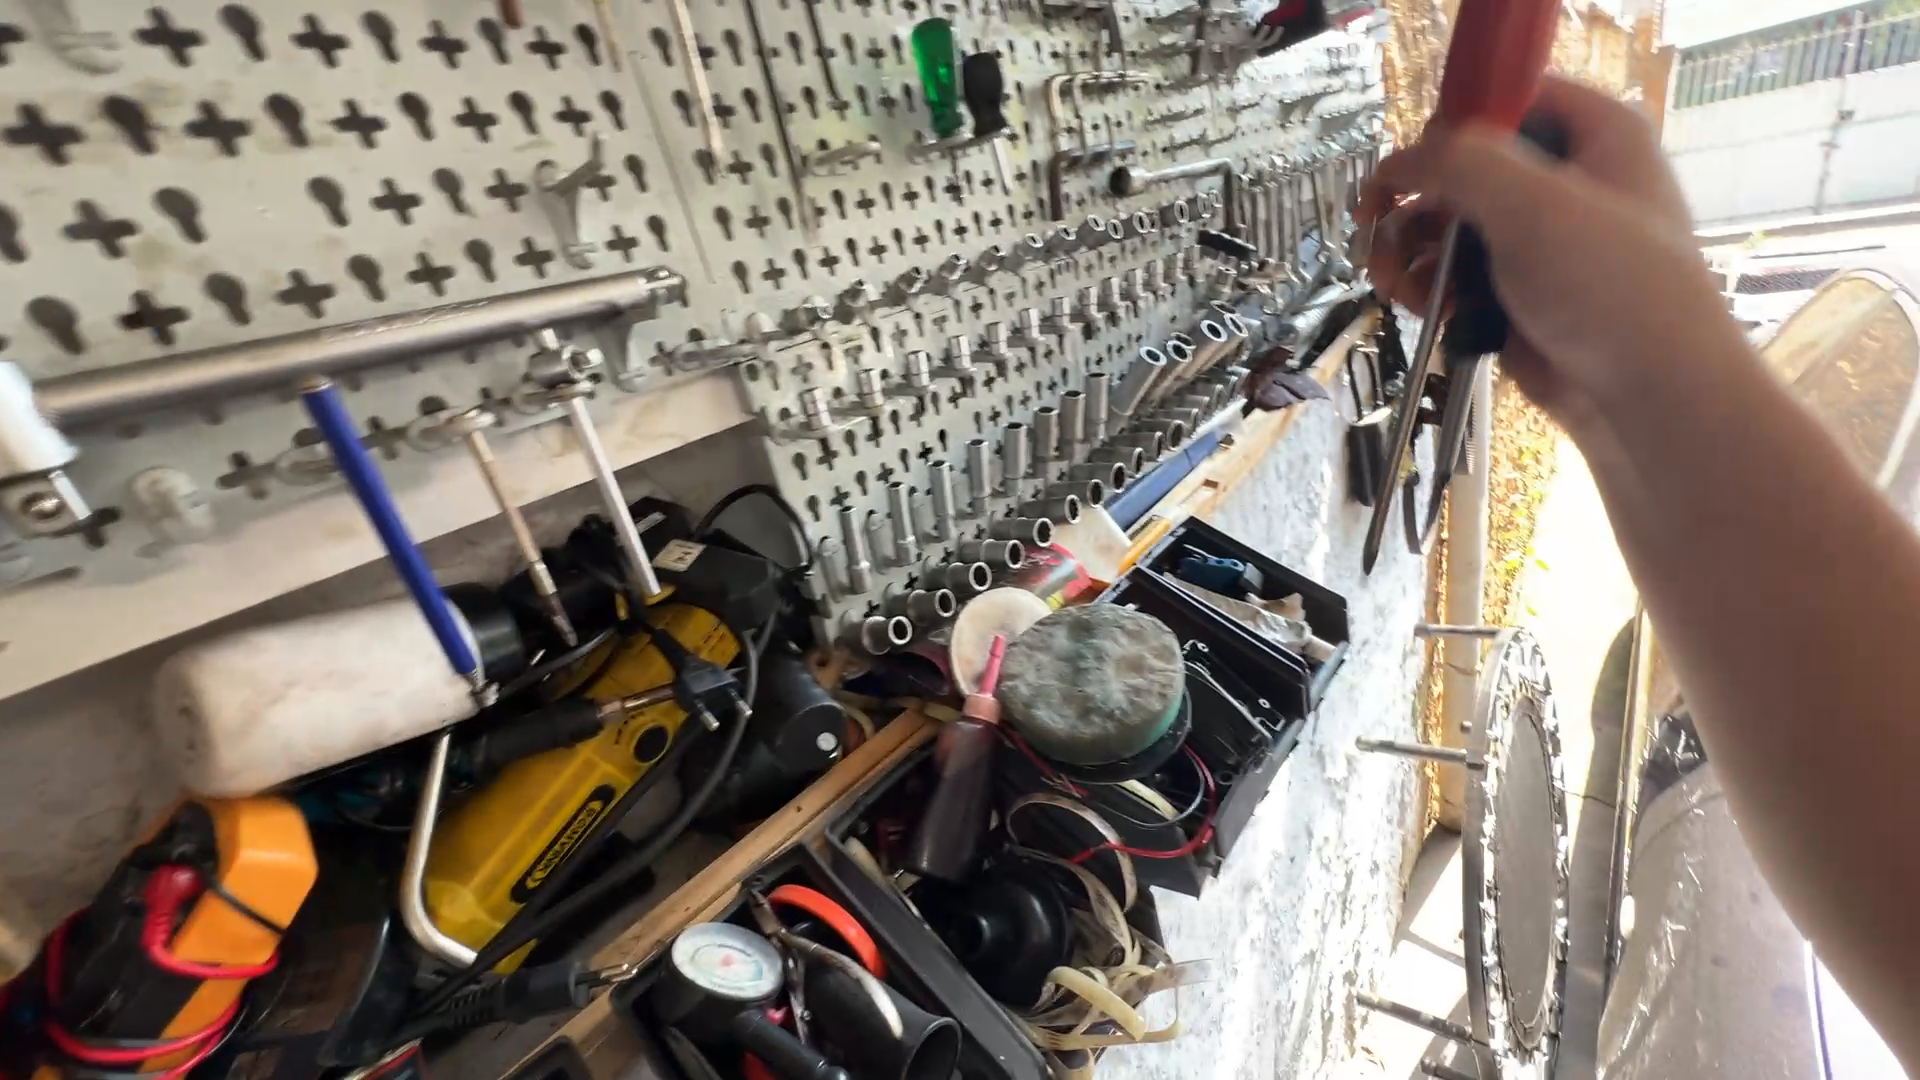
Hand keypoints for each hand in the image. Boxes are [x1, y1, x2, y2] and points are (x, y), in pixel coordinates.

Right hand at [1358, 77, 1742, 430]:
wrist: (1635, 387)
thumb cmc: (1605, 288)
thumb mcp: (1536, 208)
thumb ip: (1465, 166)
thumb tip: (1400, 159)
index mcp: (1592, 135)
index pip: (1507, 97)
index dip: (1449, 124)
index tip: (1407, 169)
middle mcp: (1561, 178)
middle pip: (1460, 167)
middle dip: (1410, 203)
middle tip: (1372, 231)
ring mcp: (1533, 236)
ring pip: (1444, 223)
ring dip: (1404, 252)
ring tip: (1390, 284)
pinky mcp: (1509, 285)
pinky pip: (1449, 269)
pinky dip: (1422, 284)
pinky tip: (1415, 303)